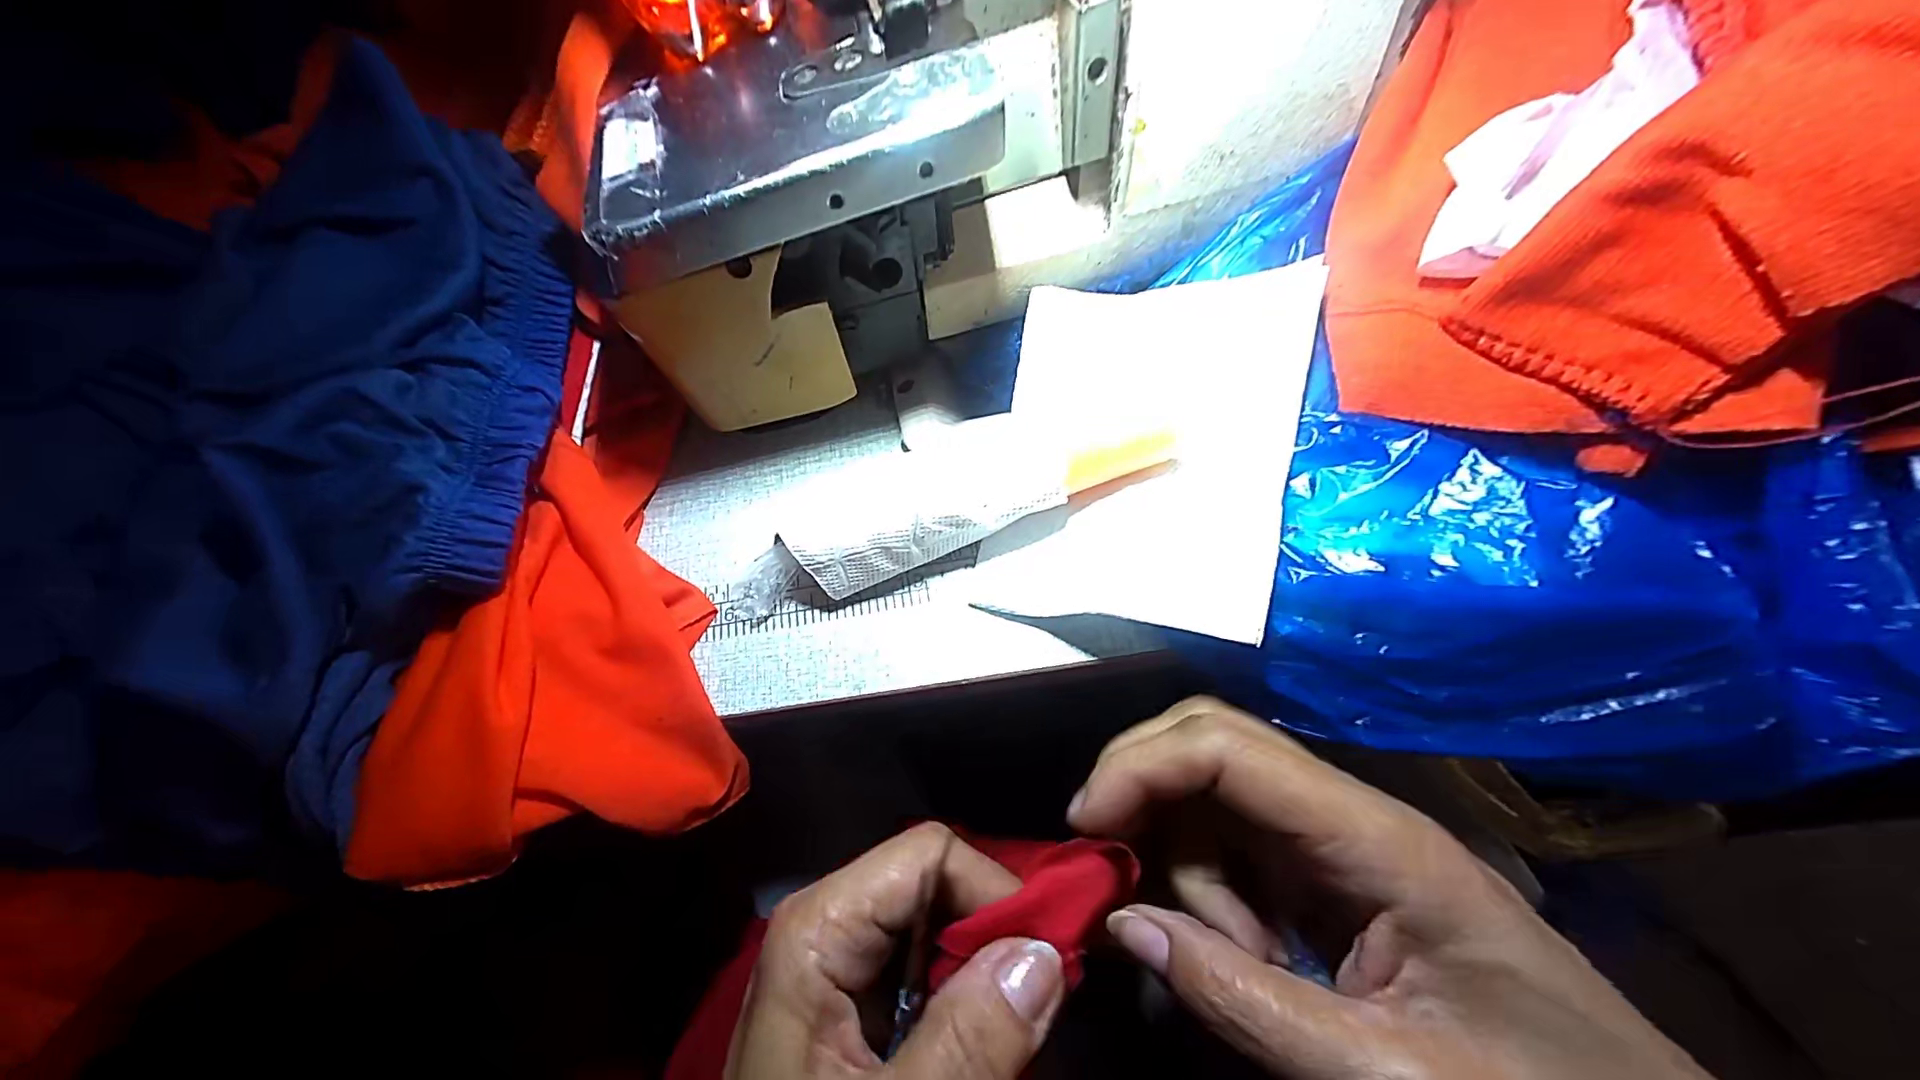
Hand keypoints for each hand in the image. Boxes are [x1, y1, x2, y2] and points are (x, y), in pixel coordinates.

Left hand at [727, 823, 1067, 1079]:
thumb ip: (967, 1041)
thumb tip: (1046, 955)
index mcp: (822, 923)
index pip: (931, 855)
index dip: (993, 892)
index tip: (1046, 960)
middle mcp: (833, 920)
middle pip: (939, 885)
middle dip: (996, 937)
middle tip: (1042, 1005)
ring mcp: (844, 958)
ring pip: (942, 928)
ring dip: (988, 975)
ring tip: (1015, 1034)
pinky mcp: (857, 997)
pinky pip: (928, 970)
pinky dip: (967, 1001)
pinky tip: (979, 1048)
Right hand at [1069, 698, 1712, 1079]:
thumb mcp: (1388, 1075)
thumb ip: (1245, 1002)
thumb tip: (1124, 922)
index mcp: (1371, 834)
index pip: (1228, 746)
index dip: (1142, 764)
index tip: (1086, 823)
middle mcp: (1342, 817)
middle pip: (1210, 747)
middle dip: (1143, 789)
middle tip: (1107, 861)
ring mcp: (1331, 845)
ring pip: (1209, 804)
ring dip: (1187, 871)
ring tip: (1238, 964)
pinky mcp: (1323, 880)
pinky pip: (1230, 855)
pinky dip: (1209, 900)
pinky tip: (1251, 962)